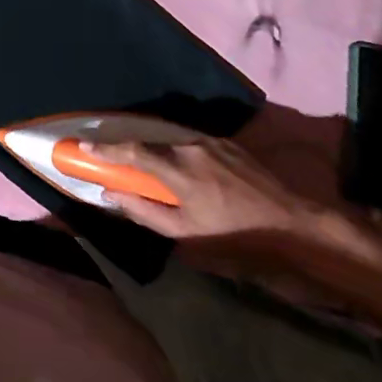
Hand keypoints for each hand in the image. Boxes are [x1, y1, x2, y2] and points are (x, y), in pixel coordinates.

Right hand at [77, 136, 381, 272]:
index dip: (104, 148)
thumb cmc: (237, 239)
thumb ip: (143, 210)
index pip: (130, 151)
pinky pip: (191, 145)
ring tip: (154, 172)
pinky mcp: (229, 145)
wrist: (299, 228)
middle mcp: (191, 147)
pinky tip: (185, 172)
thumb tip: (111, 191)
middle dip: (131, 153)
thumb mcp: (185, 234)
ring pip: (172, 144)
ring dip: (158, 156)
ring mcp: (212, 143)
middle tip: (116, 163)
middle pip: (150, 145)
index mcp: (178, 170)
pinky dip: (179, 155)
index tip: (81, 146)